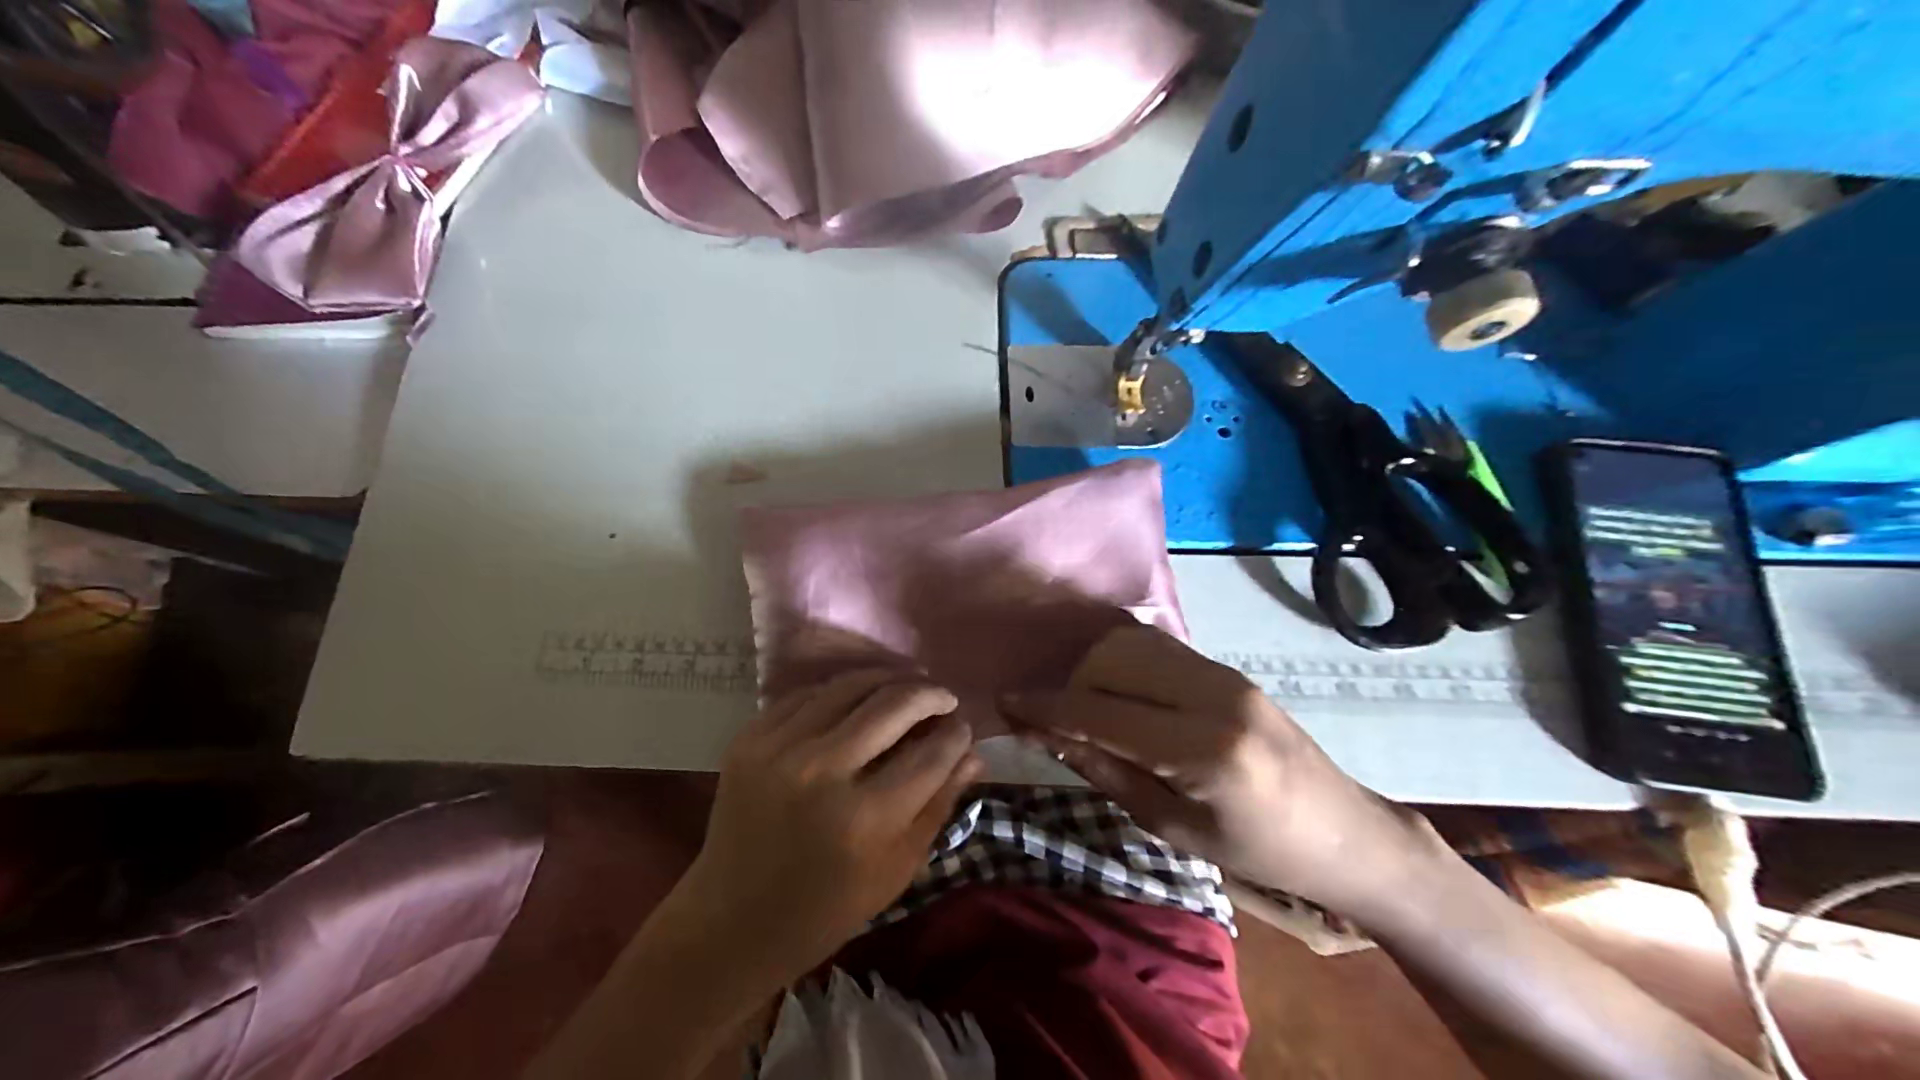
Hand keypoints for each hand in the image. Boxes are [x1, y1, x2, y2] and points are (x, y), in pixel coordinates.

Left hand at [677, 670, 982, 979]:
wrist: (732, 920)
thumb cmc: (827, 908)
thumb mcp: (897, 868)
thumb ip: (939, 804)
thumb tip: (974, 751)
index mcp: (866, 818)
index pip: (931, 753)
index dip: (957, 734)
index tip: (964, 727)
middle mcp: (823, 771)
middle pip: (894, 704)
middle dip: (931, 695)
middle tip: (945, 698)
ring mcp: (780, 749)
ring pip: (851, 686)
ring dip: (890, 680)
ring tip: (910, 685)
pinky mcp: (750, 738)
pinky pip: (808, 695)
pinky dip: (841, 692)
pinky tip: (859, 698)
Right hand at [1001, 624, 1438, 923]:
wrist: (1344, 830)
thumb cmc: (1260, 850)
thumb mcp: (1175, 828)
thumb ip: (1108, 771)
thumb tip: (1050, 733)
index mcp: (1202, 749)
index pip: (1103, 711)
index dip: (1047, 706)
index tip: (1005, 701)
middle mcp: (1212, 694)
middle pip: (1112, 661)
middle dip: (1070, 684)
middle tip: (1051, 718)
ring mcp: (1222, 673)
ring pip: (1130, 644)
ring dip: (1093, 669)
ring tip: (1082, 707)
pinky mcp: (1225, 667)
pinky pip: (1155, 648)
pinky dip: (1121, 663)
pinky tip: (1114, 691)